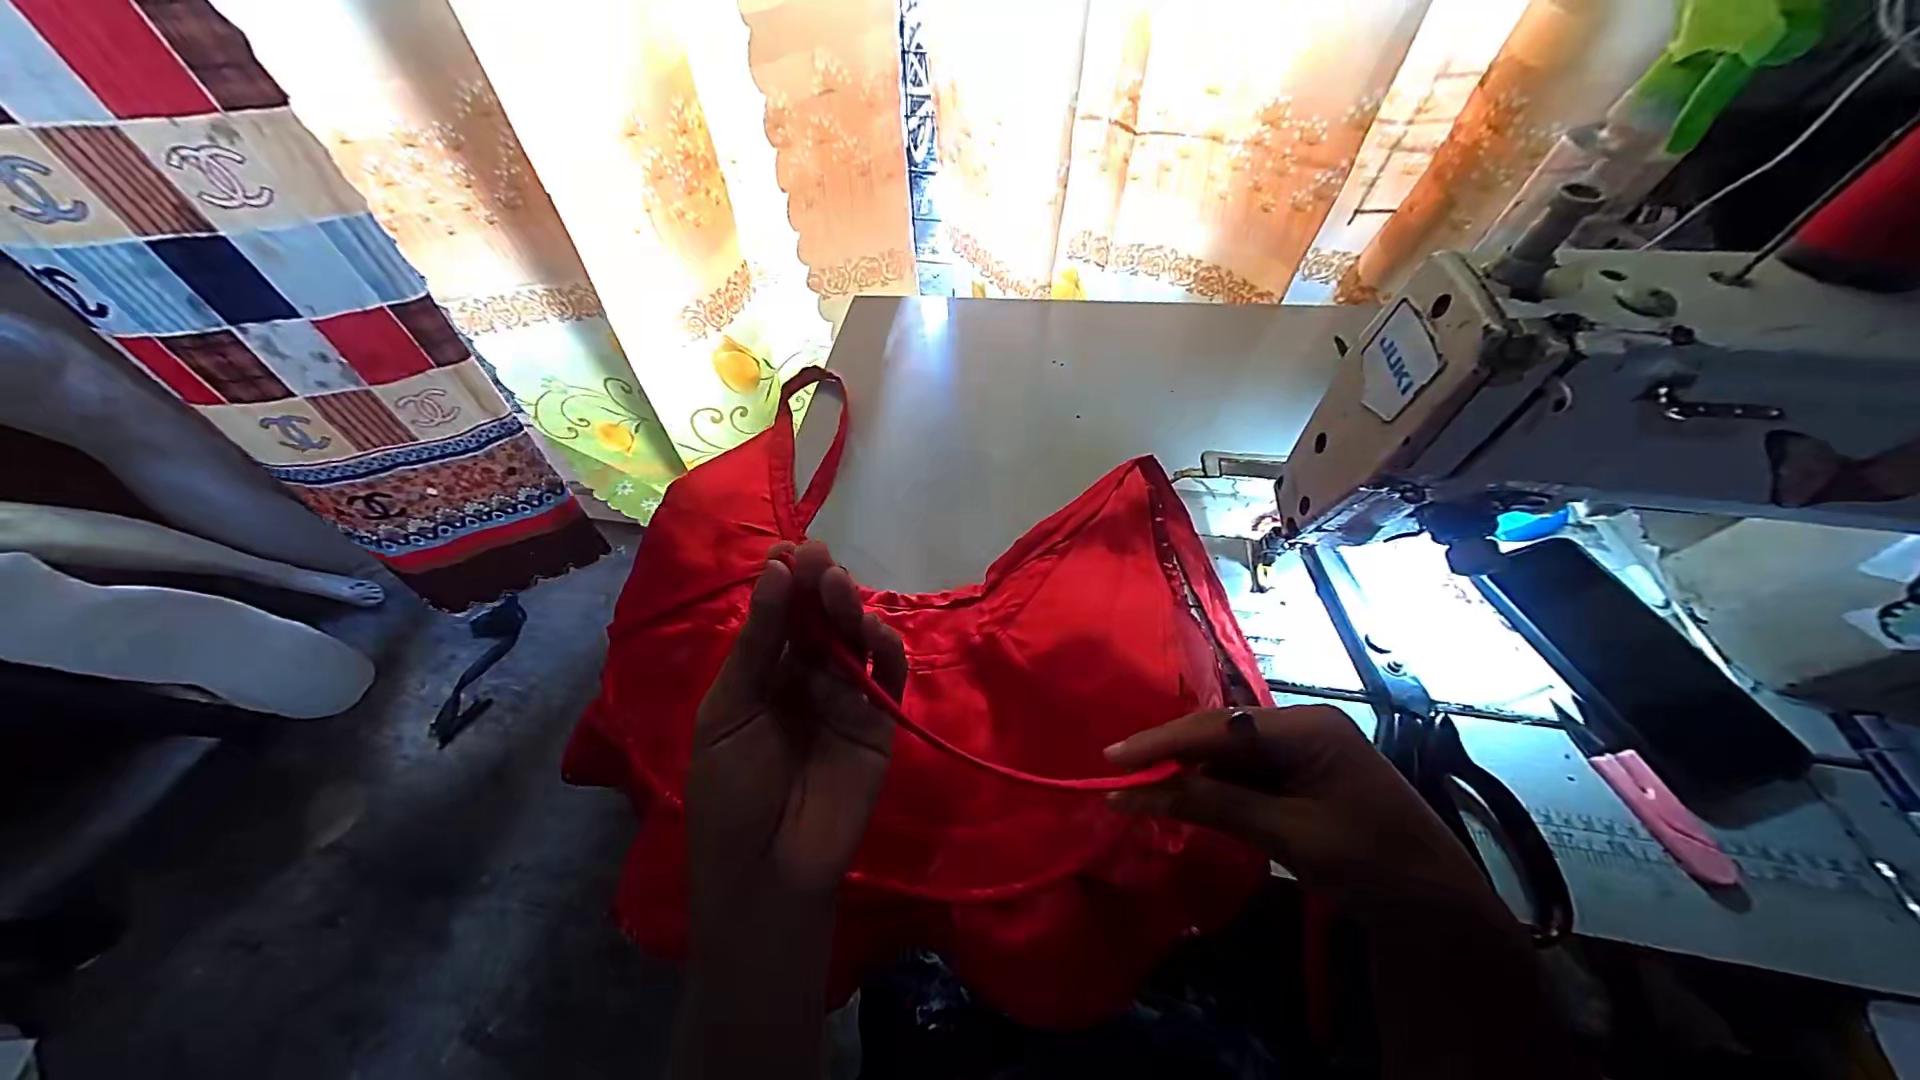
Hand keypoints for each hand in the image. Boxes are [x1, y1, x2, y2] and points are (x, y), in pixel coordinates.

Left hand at [687, 540, 906, 901]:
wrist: (765, 867)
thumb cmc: (730, 789)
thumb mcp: (730, 708)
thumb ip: (758, 642)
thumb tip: (776, 571)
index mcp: (767, 672)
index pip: (782, 615)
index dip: (785, 582)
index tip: (787, 550)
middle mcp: (809, 676)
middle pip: (820, 620)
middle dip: (817, 586)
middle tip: (815, 557)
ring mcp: (847, 696)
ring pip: (855, 639)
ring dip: (848, 607)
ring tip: (834, 584)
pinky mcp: (880, 719)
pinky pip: (886, 675)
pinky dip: (883, 647)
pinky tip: (869, 626)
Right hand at [1104, 705, 1498, 924]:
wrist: (1444, 912)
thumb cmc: (1373, 866)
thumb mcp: (1288, 835)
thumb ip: (1212, 805)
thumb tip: (1135, 794)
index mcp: (1306, 728)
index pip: (1218, 728)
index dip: (1162, 743)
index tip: (1113, 758)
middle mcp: (1300, 726)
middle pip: (1218, 733)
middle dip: (1170, 754)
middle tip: (1119, 771)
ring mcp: (1300, 748)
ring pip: (1226, 753)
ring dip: (1188, 772)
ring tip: (1142, 787)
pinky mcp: (1299, 772)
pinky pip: (1243, 772)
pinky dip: (1212, 787)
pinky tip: (1186, 798)